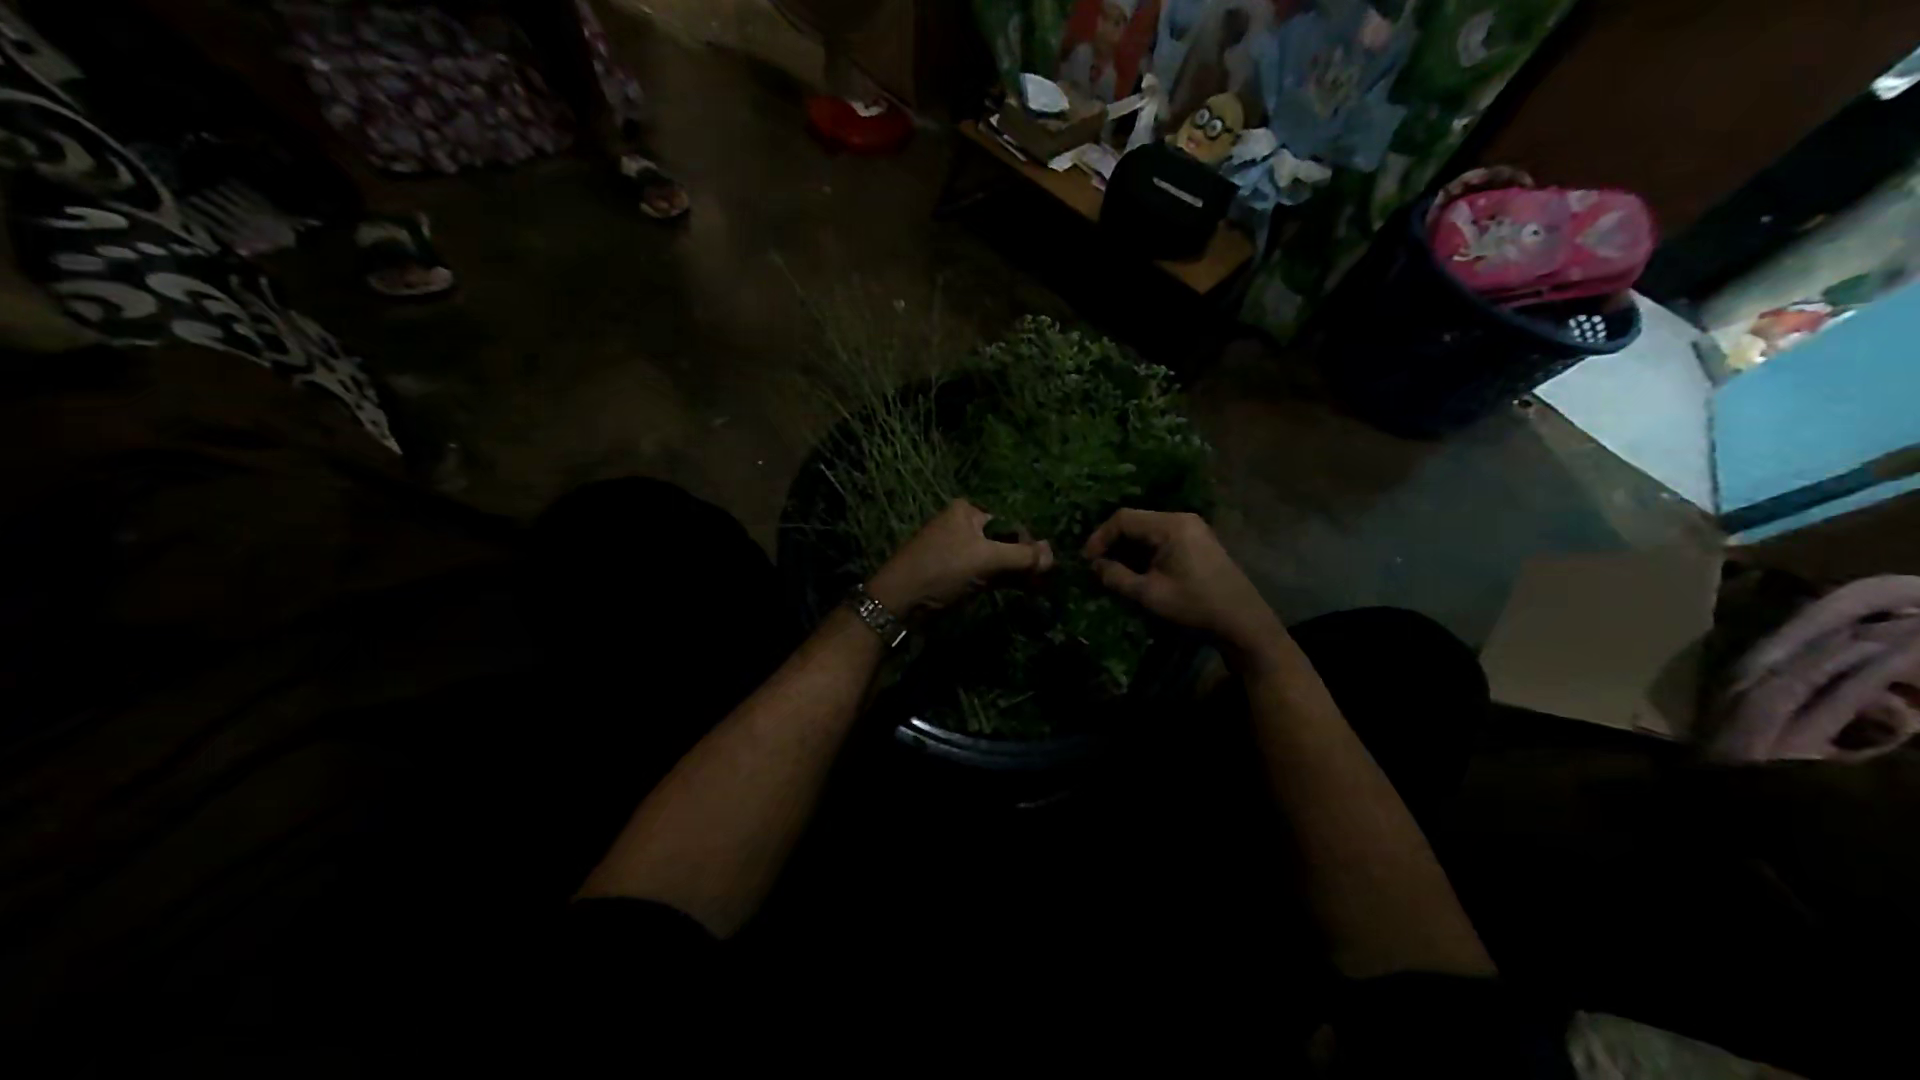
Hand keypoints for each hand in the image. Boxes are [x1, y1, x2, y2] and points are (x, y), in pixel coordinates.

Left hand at [867, 500, 1053, 616]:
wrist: (898, 601)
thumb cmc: (941, 570)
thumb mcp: (986, 559)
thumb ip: (1022, 555)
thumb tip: (1053, 555)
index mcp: (968, 511)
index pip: (1012, 524)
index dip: (1030, 544)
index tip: (1044, 568)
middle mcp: (964, 526)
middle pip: (1006, 541)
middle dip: (1025, 560)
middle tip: (1043, 581)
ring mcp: (959, 551)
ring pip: (998, 560)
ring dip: (1016, 573)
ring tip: (1036, 589)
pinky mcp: (956, 574)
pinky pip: (987, 573)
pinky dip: (1003, 581)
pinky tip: (1021, 591)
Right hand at [1084, 509, 1287, 670]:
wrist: (1243, 622)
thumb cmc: (1195, 606)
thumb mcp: (1149, 594)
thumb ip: (1116, 577)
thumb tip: (1094, 566)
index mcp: (1171, 525)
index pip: (1123, 519)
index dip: (1099, 537)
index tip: (1086, 561)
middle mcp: (1182, 519)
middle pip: (1135, 521)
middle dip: (1112, 542)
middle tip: (1096, 566)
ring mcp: (1192, 529)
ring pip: (1147, 530)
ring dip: (1127, 548)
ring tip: (1112, 570)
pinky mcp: (1197, 542)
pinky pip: (1161, 538)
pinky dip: (1144, 551)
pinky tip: (1136, 571)